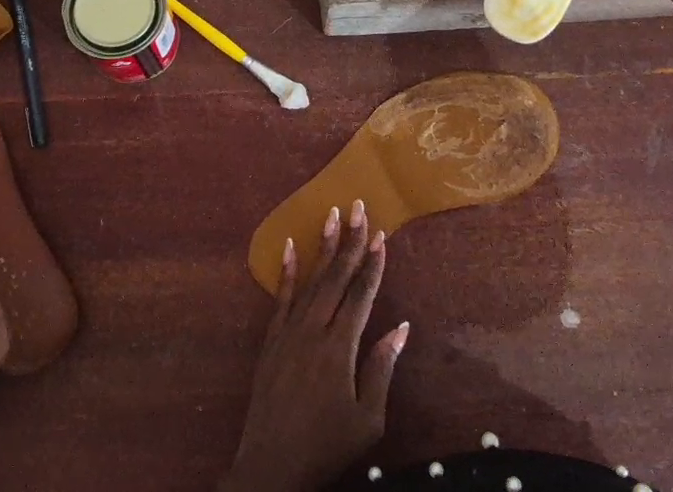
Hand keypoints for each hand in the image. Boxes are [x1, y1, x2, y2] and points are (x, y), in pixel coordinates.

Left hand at [220, 201, 408, 491]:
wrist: (270, 468)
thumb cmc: (326, 447)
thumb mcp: (367, 420)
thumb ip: (382, 369)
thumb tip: (402, 327)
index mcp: (340, 348)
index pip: (361, 295)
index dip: (372, 264)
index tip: (381, 235)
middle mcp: (313, 331)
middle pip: (336, 278)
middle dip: (350, 241)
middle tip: (359, 206)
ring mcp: (288, 334)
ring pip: (310, 281)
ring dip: (323, 247)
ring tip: (332, 214)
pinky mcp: (270, 342)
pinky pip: (280, 299)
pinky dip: (287, 272)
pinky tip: (290, 246)